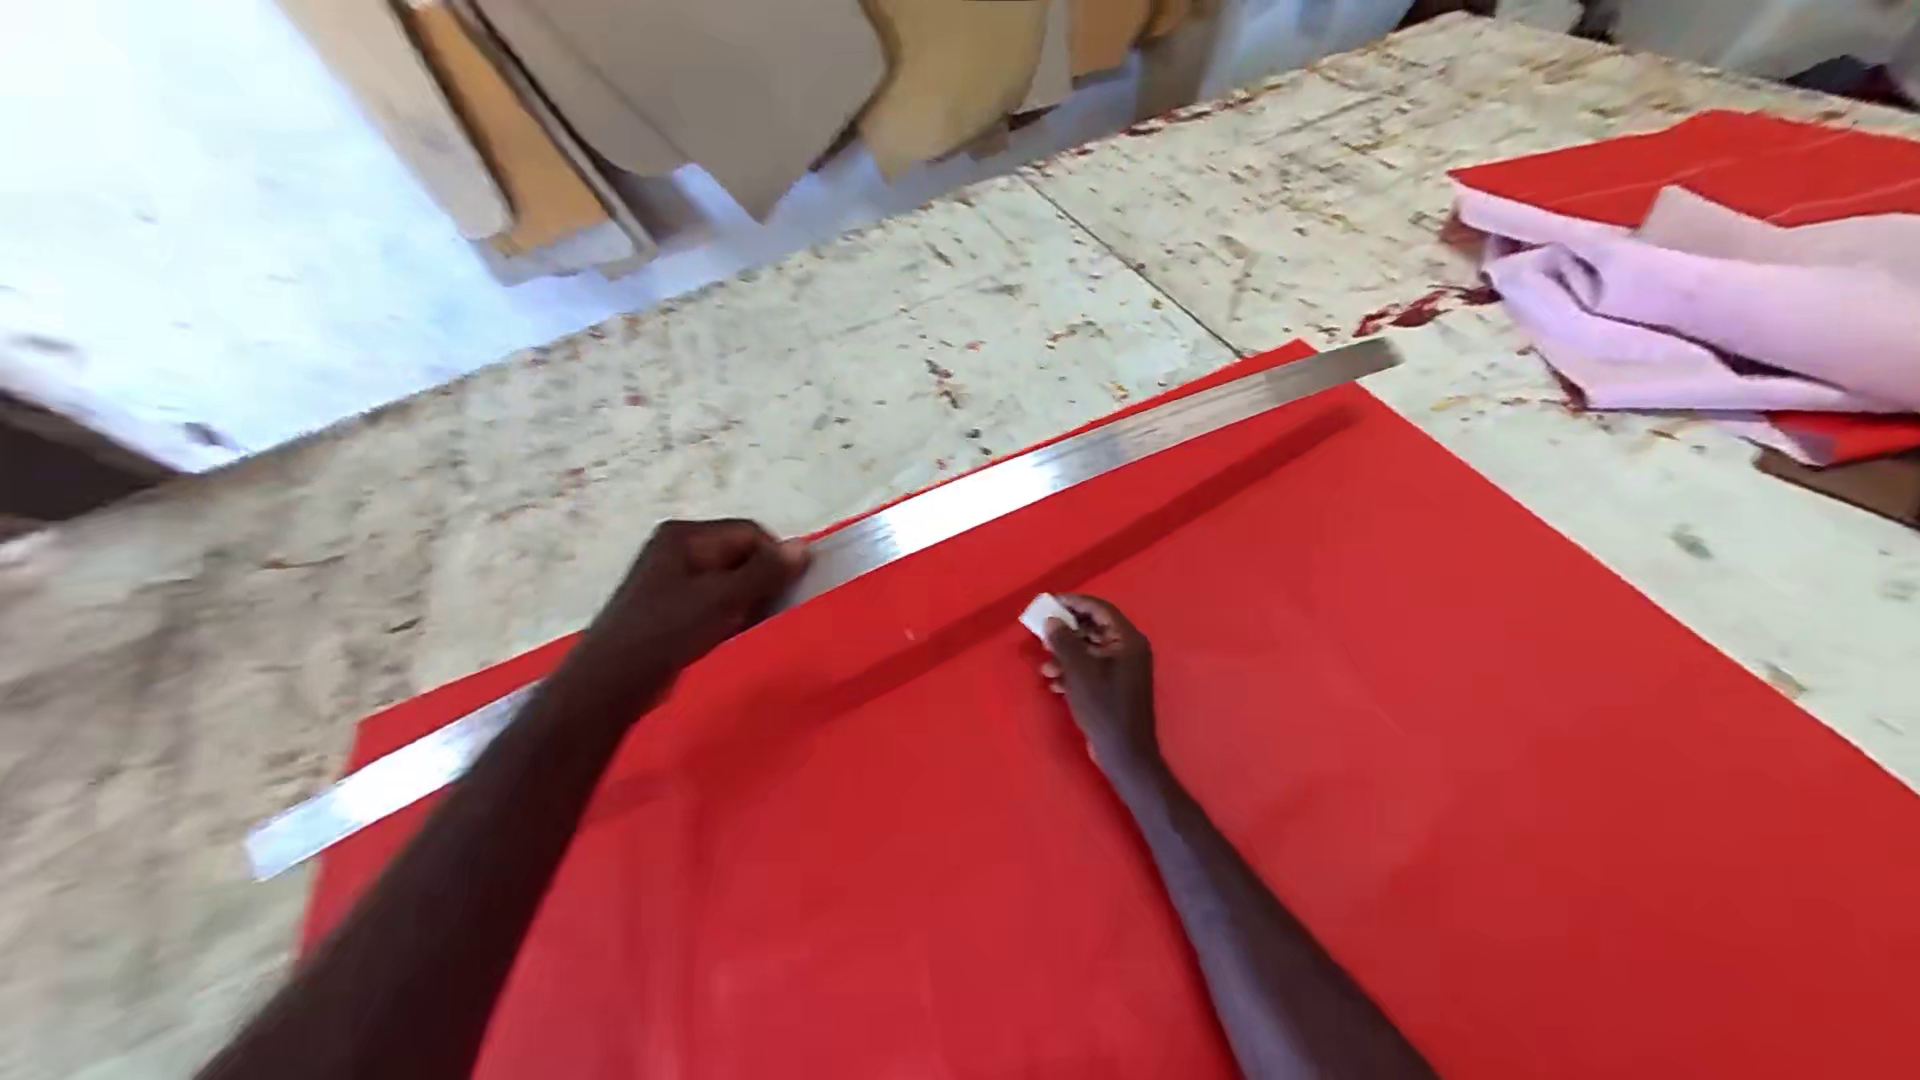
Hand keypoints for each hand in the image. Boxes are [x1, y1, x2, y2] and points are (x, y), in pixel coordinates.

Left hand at [587, 518, 807, 675]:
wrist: (612, 681)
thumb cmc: (668, 630)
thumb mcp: (723, 598)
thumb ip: (766, 572)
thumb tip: (804, 547)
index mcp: (685, 535)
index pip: (749, 533)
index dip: (774, 558)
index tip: (787, 590)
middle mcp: (678, 549)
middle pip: (740, 555)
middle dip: (760, 582)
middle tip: (767, 611)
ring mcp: (672, 578)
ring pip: (729, 581)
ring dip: (746, 601)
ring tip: (744, 625)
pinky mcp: (671, 607)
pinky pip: (714, 601)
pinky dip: (729, 614)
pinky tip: (729, 634)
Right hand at [1039, 595, 1158, 772]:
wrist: (1124, 752)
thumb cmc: (1104, 706)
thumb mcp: (1079, 670)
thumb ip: (1064, 640)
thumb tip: (1052, 620)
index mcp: (1128, 640)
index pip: (1100, 609)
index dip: (1074, 603)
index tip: (1050, 602)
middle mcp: (1128, 650)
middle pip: (1093, 629)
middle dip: (1066, 632)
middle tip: (1042, 633)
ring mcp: (1122, 669)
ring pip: (1089, 650)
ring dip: (1065, 655)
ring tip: (1046, 666)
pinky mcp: (1114, 686)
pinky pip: (1091, 668)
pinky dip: (1072, 671)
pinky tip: (1055, 683)